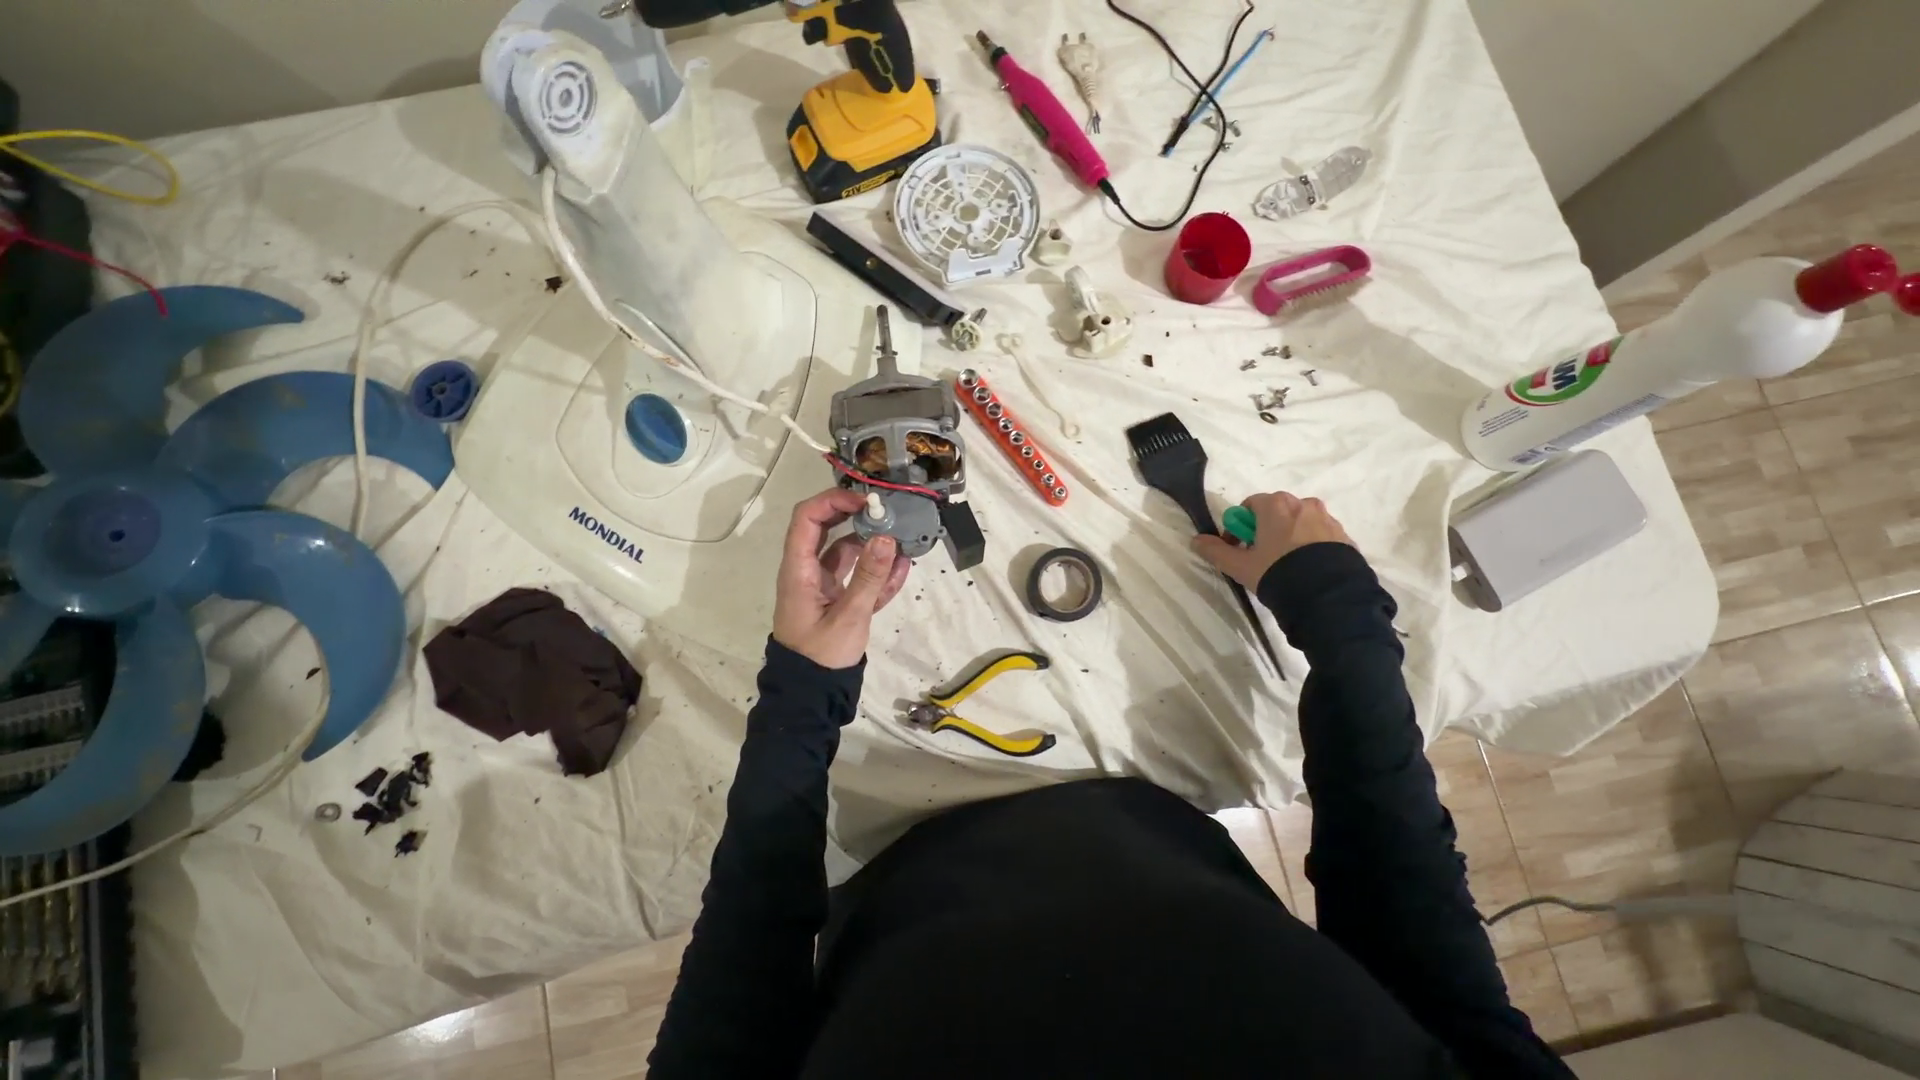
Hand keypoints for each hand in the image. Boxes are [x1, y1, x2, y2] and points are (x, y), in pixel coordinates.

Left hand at [772, 489, 912, 668]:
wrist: (812, 693)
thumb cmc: (821, 655)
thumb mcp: (848, 617)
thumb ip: (869, 578)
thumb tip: (886, 537)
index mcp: (799, 570)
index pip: (807, 518)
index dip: (833, 501)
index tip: (866, 501)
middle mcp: (808, 571)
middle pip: (827, 528)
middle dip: (857, 516)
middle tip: (887, 511)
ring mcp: (824, 585)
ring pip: (847, 552)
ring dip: (873, 545)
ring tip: (903, 538)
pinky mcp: (839, 600)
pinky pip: (859, 577)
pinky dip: (878, 572)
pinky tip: (902, 566)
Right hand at [1192, 492, 1353, 589]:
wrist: (1329, 596)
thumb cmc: (1278, 573)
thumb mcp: (1241, 566)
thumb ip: (1217, 551)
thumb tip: (1196, 540)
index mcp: (1276, 505)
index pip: (1251, 504)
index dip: (1240, 525)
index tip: (1240, 547)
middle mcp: (1303, 504)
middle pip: (1277, 511)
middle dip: (1267, 528)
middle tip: (1262, 556)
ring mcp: (1327, 519)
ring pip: (1301, 522)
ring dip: (1290, 536)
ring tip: (1288, 565)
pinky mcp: (1344, 536)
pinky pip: (1321, 535)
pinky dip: (1312, 545)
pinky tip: (1309, 569)